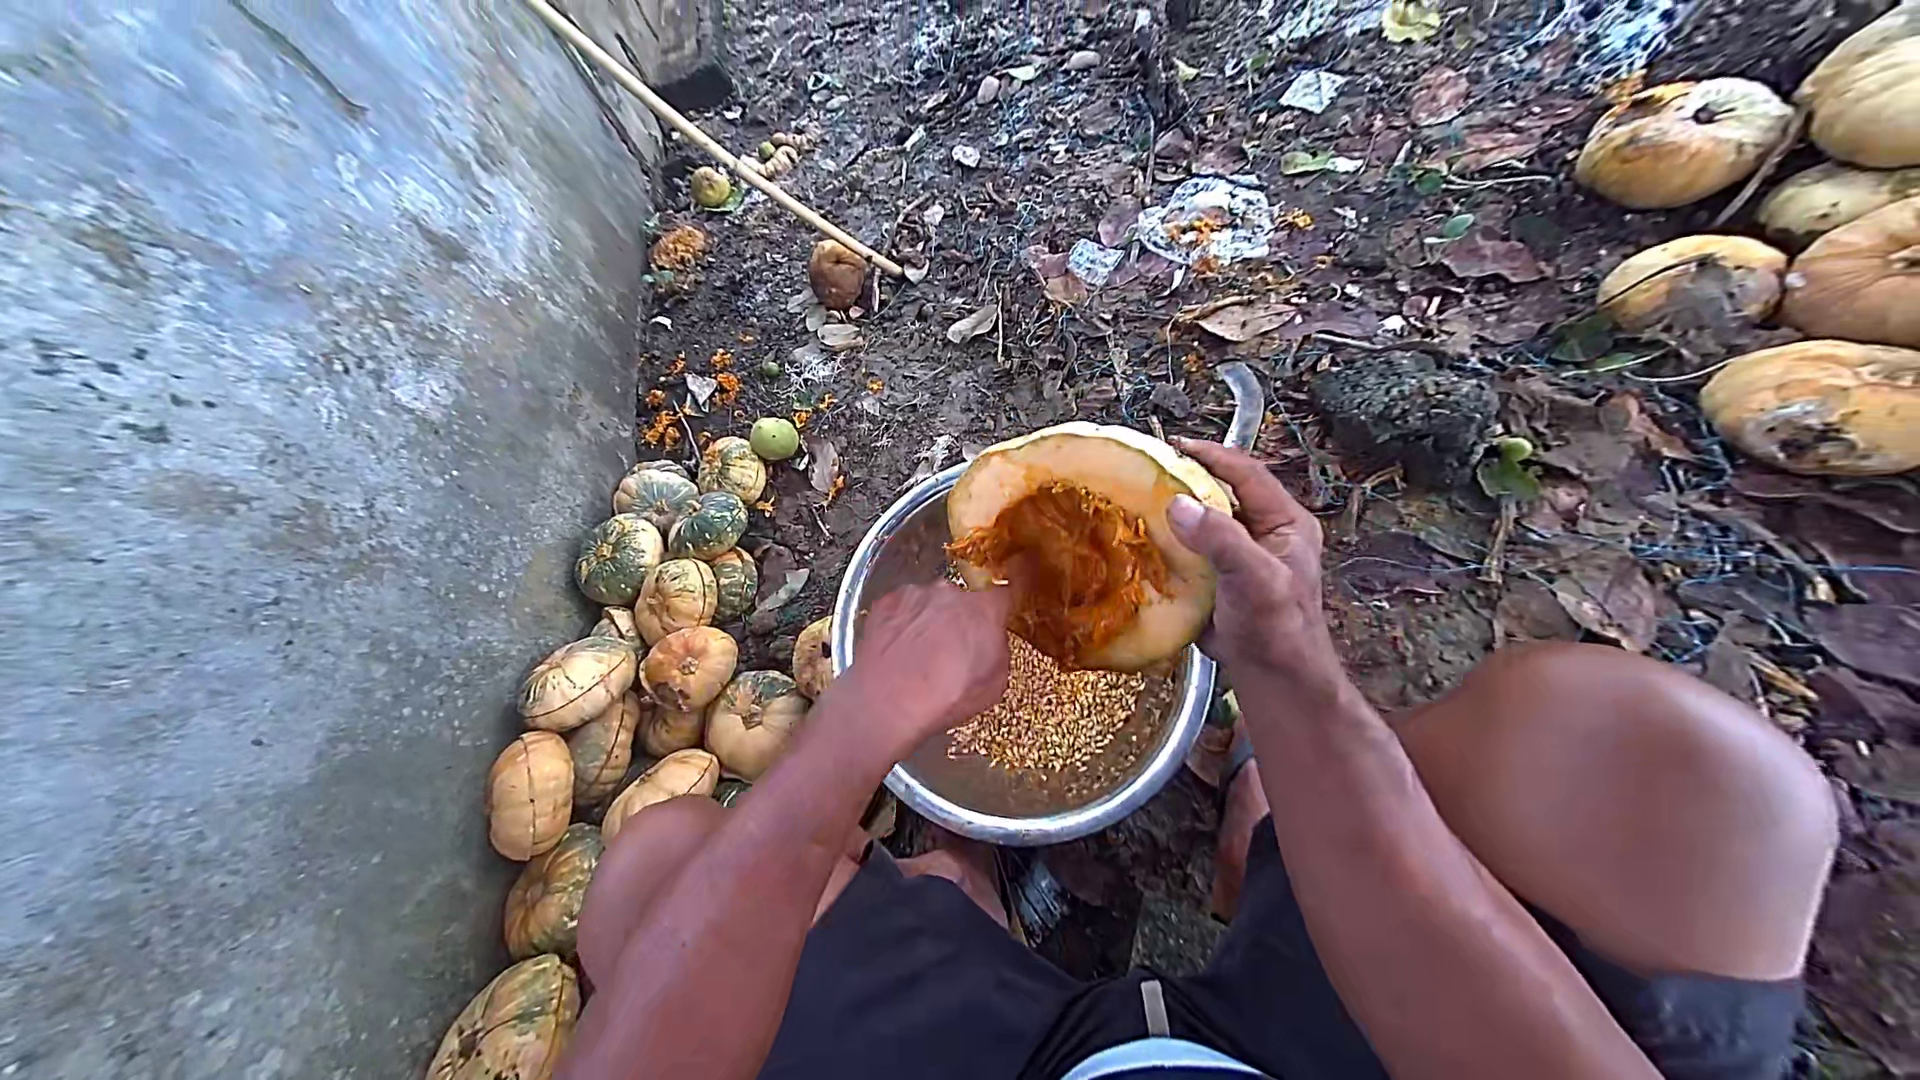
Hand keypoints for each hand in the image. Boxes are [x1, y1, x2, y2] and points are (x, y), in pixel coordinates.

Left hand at [842, 581, 1013, 756]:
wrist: (888, 703)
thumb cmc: (941, 697)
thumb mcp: (994, 686)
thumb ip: (999, 652)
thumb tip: (993, 644)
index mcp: (983, 610)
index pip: (1001, 598)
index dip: (997, 613)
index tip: (992, 625)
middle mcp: (949, 593)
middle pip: (961, 600)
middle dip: (959, 620)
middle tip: (952, 650)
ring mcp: (914, 595)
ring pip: (929, 602)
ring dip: (928, 620)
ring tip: (920, 655)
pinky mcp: (885, 603)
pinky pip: (901, 608)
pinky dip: (902, 623)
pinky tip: (900, 650)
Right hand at [1167, 438, 1343, 695]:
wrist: (1274, 677)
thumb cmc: (1276, 628)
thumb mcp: (1254, 577)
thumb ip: (1220, 538)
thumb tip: (1177, 503)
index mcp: (1284, 523)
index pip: (1248, 473)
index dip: (1213, 454)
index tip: (1175, 445)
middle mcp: (1264, 533)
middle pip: (1222, 493)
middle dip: (1188, 480)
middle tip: (1150, 472)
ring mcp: (1240, 555)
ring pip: (1204, 521)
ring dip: (1176, 511)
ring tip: (1140, 501)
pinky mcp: (1219, 577)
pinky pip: (1191, 548)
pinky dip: (1169, 541)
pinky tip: (1145, 540)